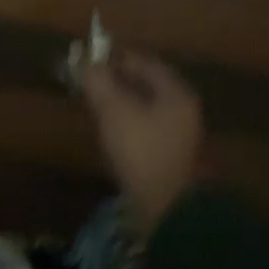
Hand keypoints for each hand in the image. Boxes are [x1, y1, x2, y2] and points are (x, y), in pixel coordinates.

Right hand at [78, 50, 204, 233]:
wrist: (169, 209)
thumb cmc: (142, 151)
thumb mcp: (114, 110)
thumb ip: (98, 82)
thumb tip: (84, 61)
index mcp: (175, 92)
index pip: (143, 61)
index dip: (115, 58)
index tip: (89, 61)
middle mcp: (184, 109)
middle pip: (147, 84)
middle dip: (117, 81)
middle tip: (89, 83)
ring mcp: (181, 134)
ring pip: (146, 107)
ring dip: (121, 103)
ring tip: (95, 107)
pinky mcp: (172, 156)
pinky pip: (147, 128)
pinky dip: (128, 123)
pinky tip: (110, 132)